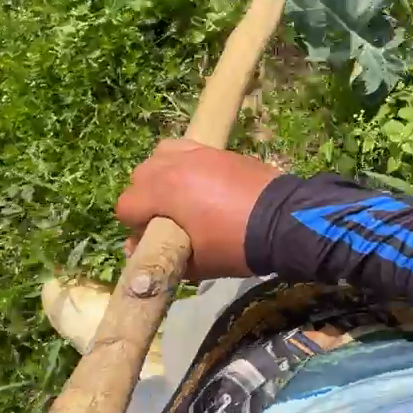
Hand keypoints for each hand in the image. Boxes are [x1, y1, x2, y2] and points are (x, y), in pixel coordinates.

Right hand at [114, 140, 283, 278]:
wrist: (285, 221)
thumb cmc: (236, 244)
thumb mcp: (196, 263)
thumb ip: (161, 256)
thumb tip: (140, 249)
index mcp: (164, 190)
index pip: (127, 205)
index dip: (137, 226)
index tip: (155, 239)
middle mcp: (176, 164)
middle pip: (141, 176)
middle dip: (147, 199)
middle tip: (170, 219)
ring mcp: (201, 153)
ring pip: (162, 156)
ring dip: (164, 175)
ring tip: (182, 197)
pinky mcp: (221, 151)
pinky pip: (189, 149)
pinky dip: (186, 164)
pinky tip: (201, 185)